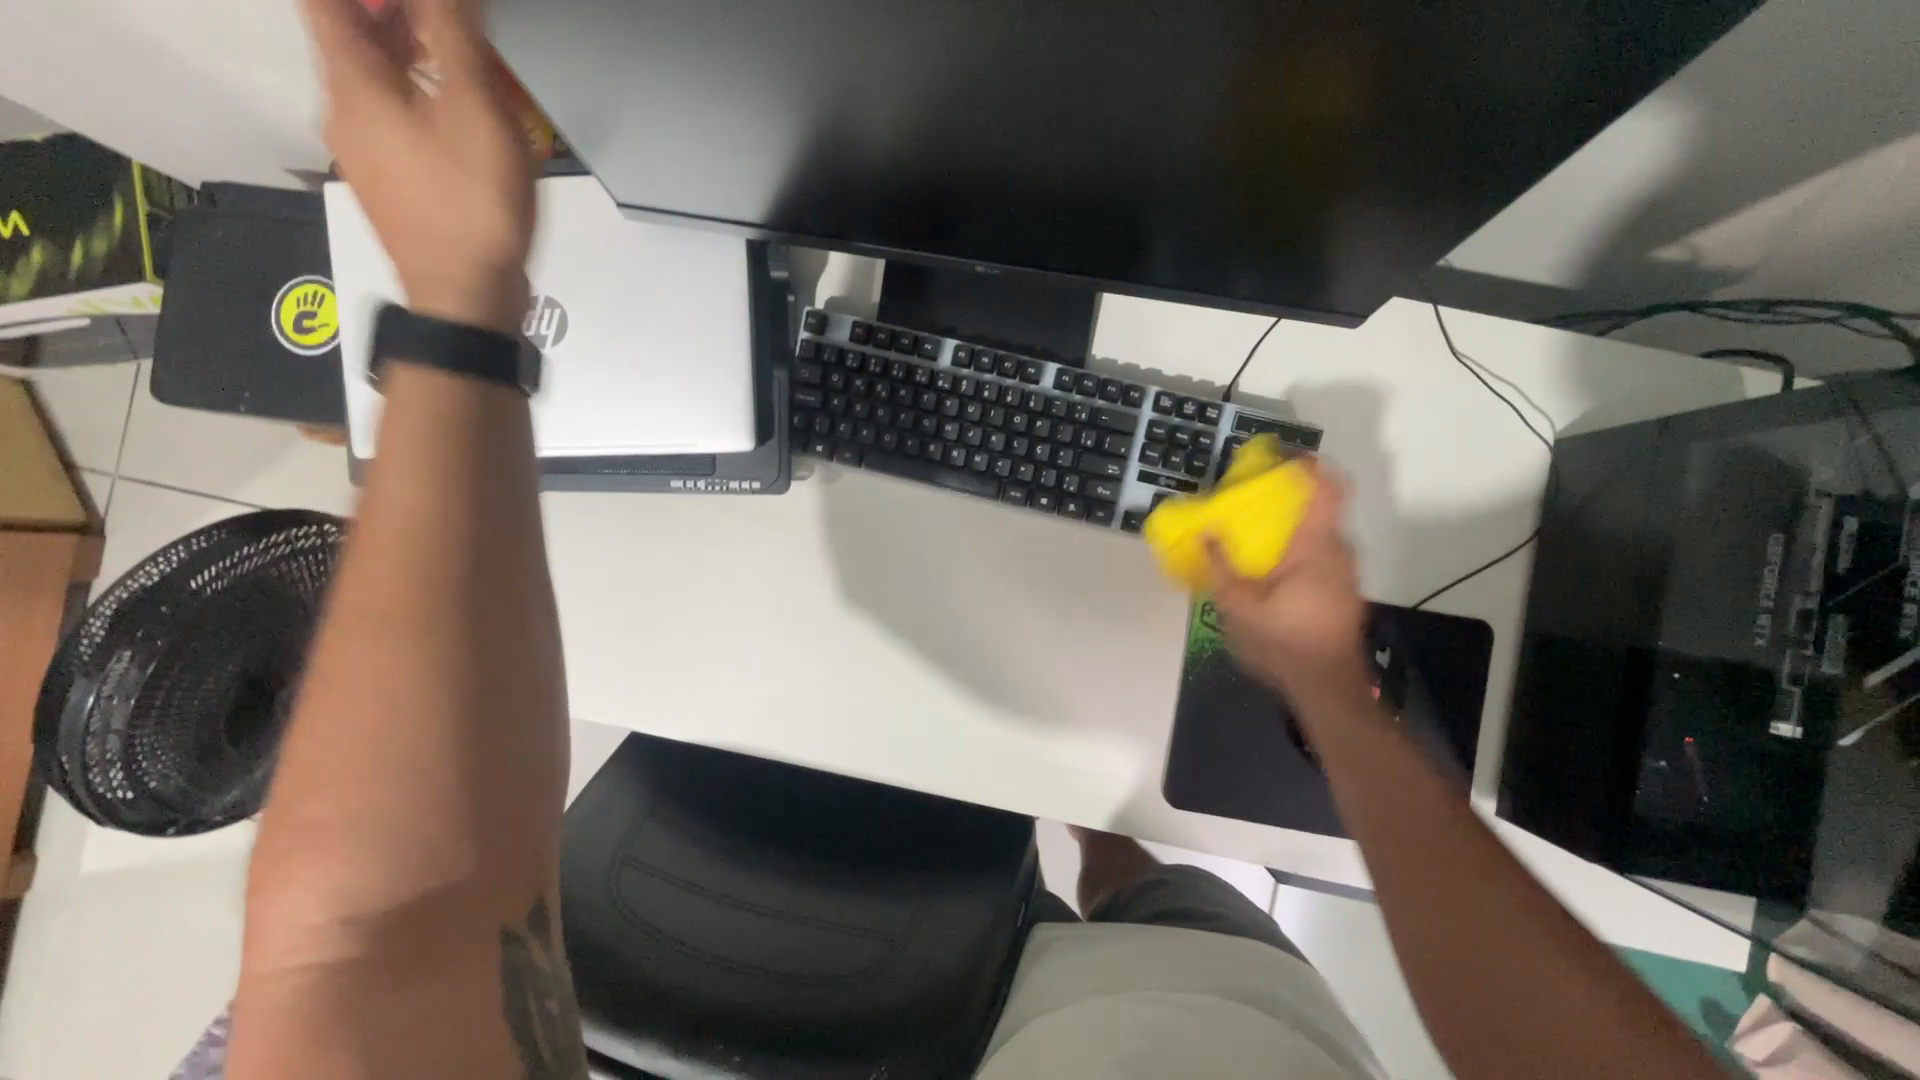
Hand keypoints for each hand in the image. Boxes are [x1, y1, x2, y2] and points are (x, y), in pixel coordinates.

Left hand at [301, 0, 534, 334]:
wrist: (466, 299)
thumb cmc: (472, 205)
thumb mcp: (474, 110)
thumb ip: (454, 34)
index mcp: (351, 83)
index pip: (329, 1)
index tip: (415, 2)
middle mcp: (343, 112)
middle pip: (350, 36)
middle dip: (396, 12)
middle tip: (451, 17)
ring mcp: (364, 153)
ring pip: (375, 81)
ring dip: (411, 56)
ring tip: (465, 58)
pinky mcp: (392, 185)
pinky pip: (393, 120)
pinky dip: (420, 98)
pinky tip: (462, 116)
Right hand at [1206, 465, 1370, 701]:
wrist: (1328, 688)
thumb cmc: (1286, 644)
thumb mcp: (1239, 609)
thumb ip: (1220, 568)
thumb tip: (1203, 531)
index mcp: (1317, 547)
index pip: (1328, 490)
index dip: (1312, 466)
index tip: (1285, 456)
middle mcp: (1339, 552)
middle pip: (1321, 510)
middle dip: (1288, 501)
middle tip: (1250, 502)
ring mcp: (1345, 573)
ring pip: (1320, 535)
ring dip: (1291, 529)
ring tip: (1253, 538)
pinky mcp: (1342, 591)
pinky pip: (1320, 556)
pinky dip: (1297, 551)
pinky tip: (1268, 572)